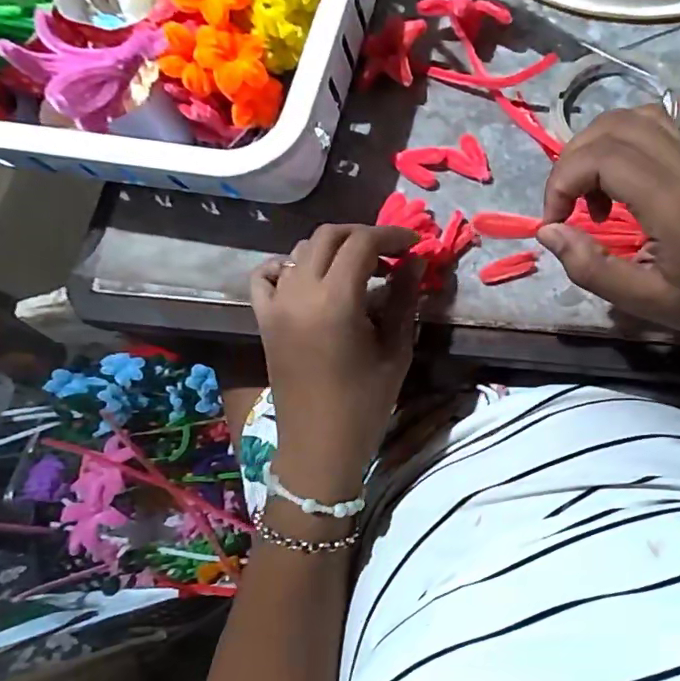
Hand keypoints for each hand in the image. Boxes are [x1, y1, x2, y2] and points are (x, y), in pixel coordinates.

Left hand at [250, 224, 422, 496]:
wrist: (319, 444)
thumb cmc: (367, 402)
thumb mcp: (396, 350)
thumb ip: (404, 299)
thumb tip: (414, 262)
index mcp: (335, 301)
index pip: (362, 244)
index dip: (392, 237)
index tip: (415, 246)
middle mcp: (299, 292)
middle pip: (328, 237)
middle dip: (364, 236)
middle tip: (392, 254)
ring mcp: (275, 304)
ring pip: (300, 251)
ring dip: (334, 250)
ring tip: (362, 270)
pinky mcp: (263, 319)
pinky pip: (268, 275)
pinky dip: (289, 266)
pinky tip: (311, 280)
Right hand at [539, 106, 679, 345]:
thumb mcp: (639, 300)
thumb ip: (590, 267)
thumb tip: (547, 230)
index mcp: (675, 204)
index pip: (604, 158)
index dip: (564, 181)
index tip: (554, 220)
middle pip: (612, 129)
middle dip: (572, 162)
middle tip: (565, 207)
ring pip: (630, 118)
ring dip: (594, 148)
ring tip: (589, 194)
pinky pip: (650, 125)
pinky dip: (618, 143)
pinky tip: (615, 181)